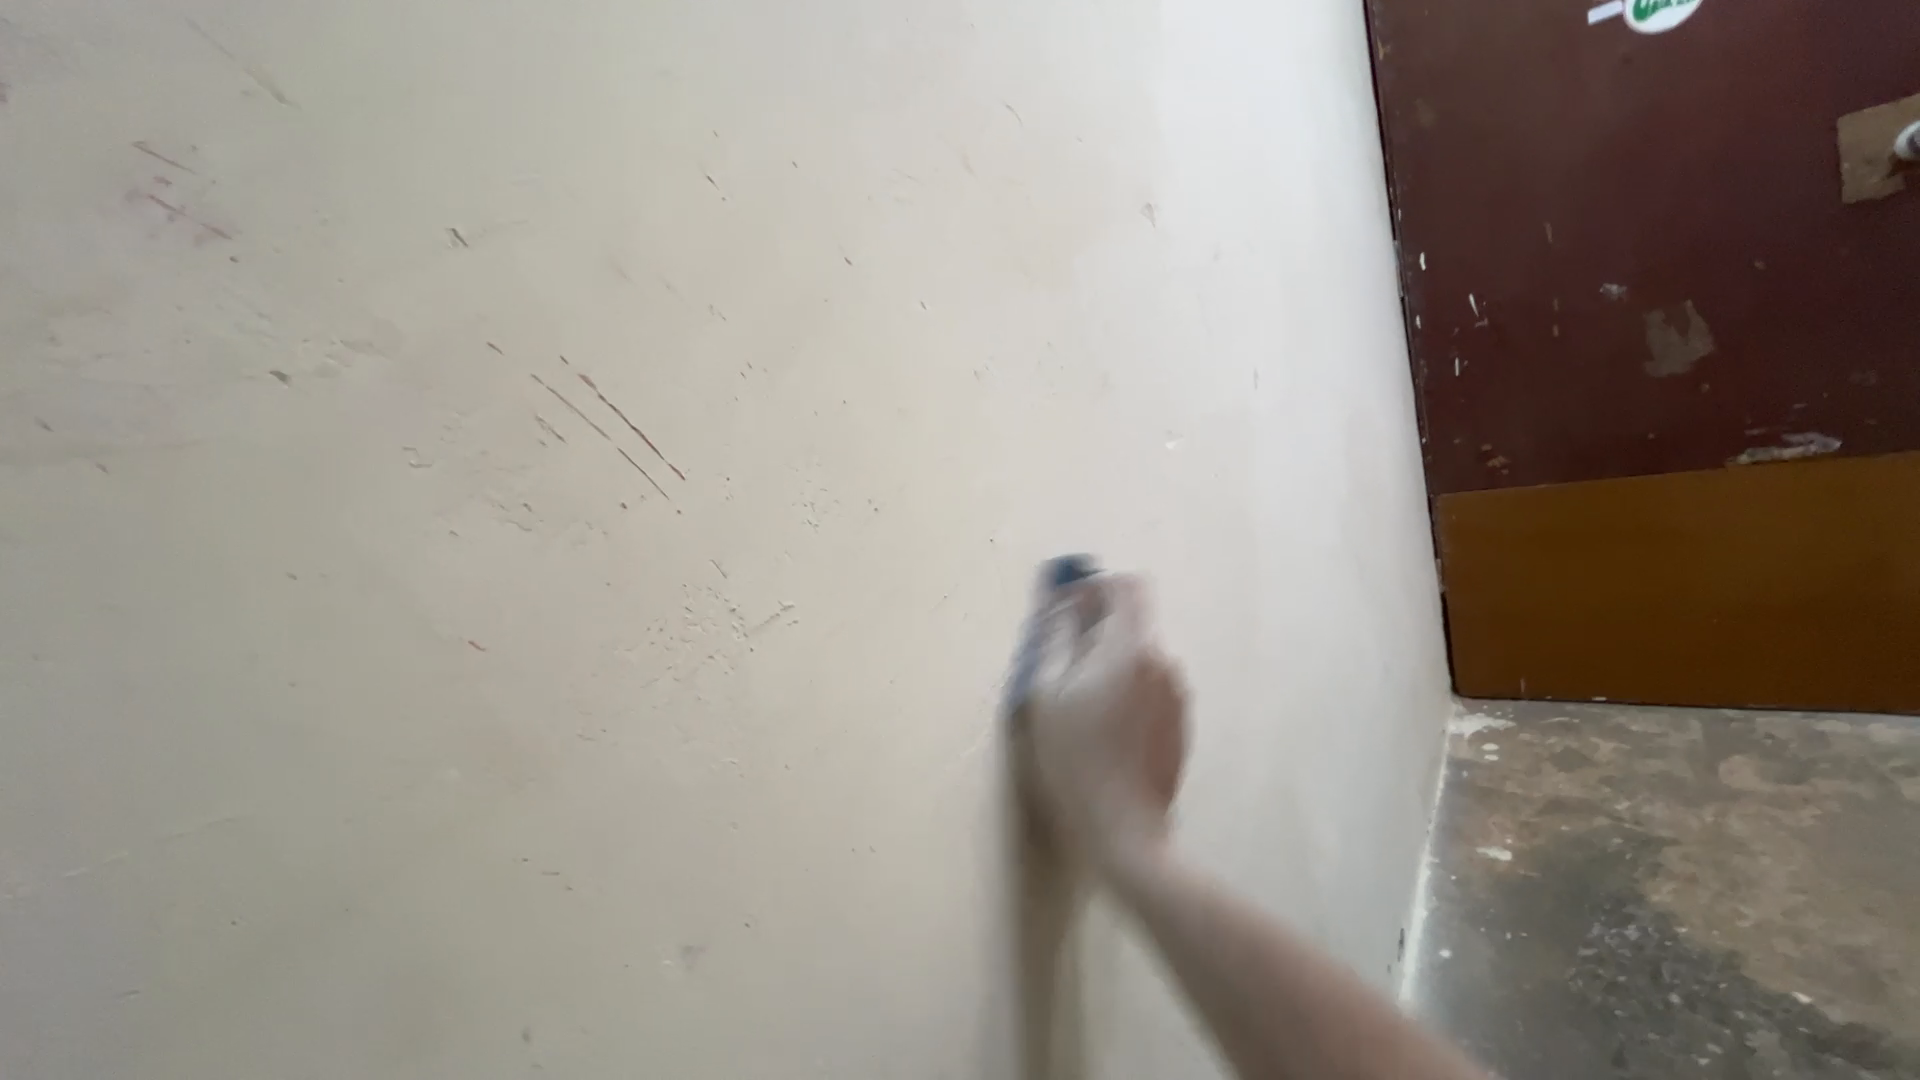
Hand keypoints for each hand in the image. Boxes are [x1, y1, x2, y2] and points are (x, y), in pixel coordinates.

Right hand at [1018, 574, 1188, 874]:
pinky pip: (1150, 684)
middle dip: (1097, 628)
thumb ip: (1053, 638)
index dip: (1097, 588)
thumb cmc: (1076, 759)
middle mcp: (1163, 662)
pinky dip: (1126, 688)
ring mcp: (1177, 693)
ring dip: (1111, 660)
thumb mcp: (1046, 695)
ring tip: (1080, 702)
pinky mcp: (1180, 721)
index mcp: (1132, 649)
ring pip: (1139, 655)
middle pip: (1133, 621)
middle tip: (1062, 661)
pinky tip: (1105, 729)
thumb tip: (1059, 604)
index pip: (1129, 587)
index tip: (1069, 610)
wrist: (1126, 830)